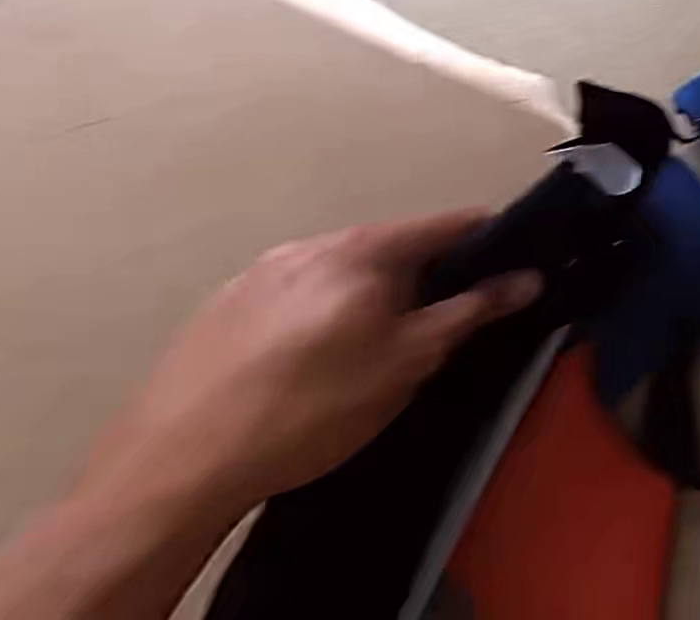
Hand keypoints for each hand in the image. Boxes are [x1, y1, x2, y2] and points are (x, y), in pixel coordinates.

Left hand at [80, 211, 541, 520]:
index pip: (452, 223)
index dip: (493, 241)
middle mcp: (313, 244)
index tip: (513, 267)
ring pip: (350, 267)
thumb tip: (532, 278)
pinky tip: (319, 356)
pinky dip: (331, 306)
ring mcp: (260, 272)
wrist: (167, 475)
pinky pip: (304, 289)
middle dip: (433, 273)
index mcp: (363, 248)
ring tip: (383, 341)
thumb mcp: (412, 358)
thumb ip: (476, 308)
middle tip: (446, 319)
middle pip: (400, 244)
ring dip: (381, 290)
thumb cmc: (315, 406)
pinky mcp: (223, 305)